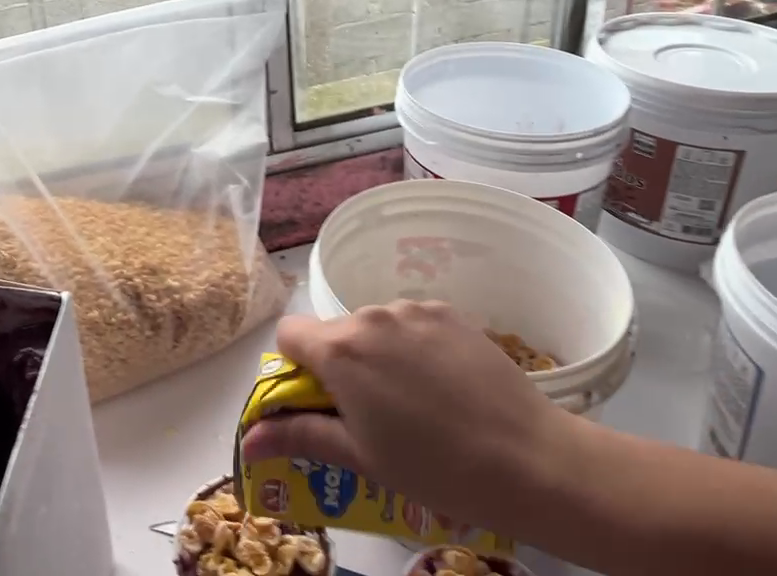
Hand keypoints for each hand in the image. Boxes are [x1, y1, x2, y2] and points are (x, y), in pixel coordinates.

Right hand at [240, 301, 579, 533]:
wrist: (528, 459)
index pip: (289, 334)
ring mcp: (413, 309)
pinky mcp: (449, 311)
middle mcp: (370, 316)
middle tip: (375, 412)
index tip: (321, 400)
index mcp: (340, 350)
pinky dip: (415, 345)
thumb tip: (248, 441)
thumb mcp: (360, 458)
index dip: (296, 367)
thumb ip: (299, 437)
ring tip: (418, 400)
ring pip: (375, 327)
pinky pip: (412, 322)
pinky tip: (443, 383)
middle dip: (342, 365)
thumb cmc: (434, 468)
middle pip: (335, 332)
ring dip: (380, 354)